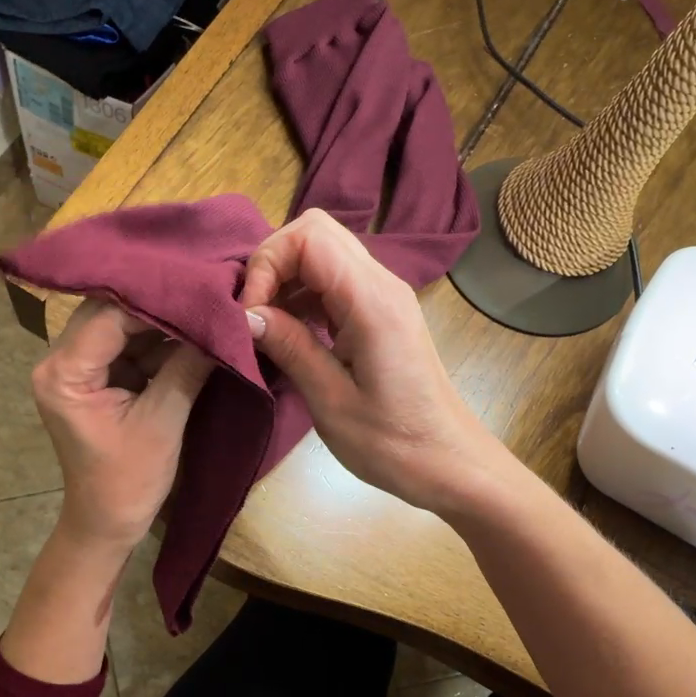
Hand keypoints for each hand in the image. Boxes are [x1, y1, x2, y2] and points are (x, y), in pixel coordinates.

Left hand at [31, 298, 215, 553]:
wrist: (108, 524)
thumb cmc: (129, 483)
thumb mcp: (163, 422)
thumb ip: (188, 366)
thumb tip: (227, 320)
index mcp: (63, 373)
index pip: (111, 313)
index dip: (159, 296)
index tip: (204, 283)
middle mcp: (59, 361)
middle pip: (112, 311)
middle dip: (161, 302)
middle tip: (210, 286)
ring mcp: (76, 368)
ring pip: (122, 324)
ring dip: (163, 319)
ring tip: (209, 303)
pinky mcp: (95, 377)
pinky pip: (128, 345)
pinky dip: (160, 341)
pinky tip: (194, 330)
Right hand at [242, 209, 512, 514]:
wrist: (450, 464)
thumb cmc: (392, 443)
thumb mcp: (331, 402)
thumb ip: (290, 347)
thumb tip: (245, 315)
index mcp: (372, 301)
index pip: (309, 237)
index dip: (267, 263)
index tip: (250, 315)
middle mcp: (382, 284)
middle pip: (316, 233)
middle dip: (273, 264)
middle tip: (253, 316)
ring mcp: (386, 297)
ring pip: (324, 254)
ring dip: (286, 280)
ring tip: (266, 328)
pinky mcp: (383, 315)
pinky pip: (335, 282)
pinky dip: (304, 295)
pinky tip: (291, 334)